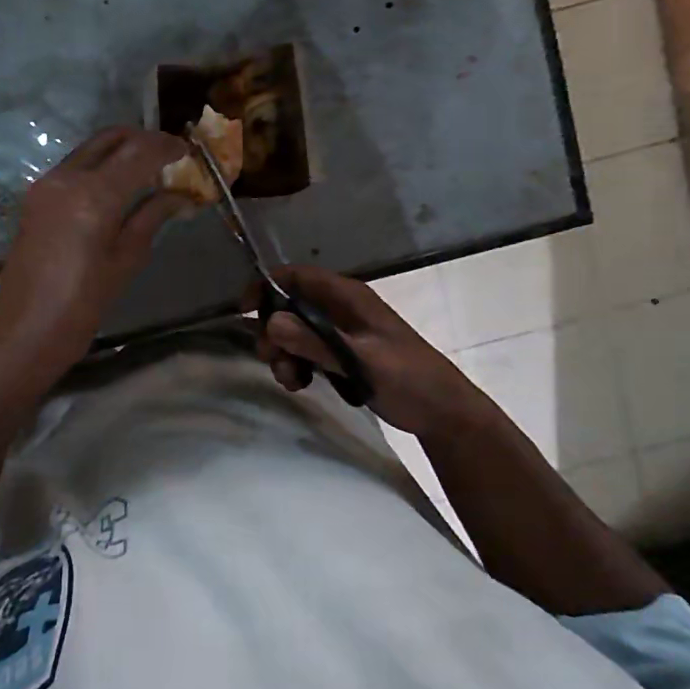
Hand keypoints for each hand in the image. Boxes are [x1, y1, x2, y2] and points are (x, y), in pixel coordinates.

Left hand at [0, 126, 189, 355]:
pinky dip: (99, 166)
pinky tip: (117, 187)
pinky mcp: (36, 196)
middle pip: (110, 138)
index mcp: (94, 195)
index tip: (187, 151)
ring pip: (90, 149)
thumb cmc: (82, 304)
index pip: (139, 151)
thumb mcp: (126, 260)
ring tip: (147, 171)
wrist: (25, 327)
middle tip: (167, 156)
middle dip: (142, 140)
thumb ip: (151, 217)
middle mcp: (67, 178)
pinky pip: (74, 167)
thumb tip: (180, 195)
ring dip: (119, 151)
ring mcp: (46, 184)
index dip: (166, 146)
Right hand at [247, 265, 492, 437]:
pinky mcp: (341, 354)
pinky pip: (306, 351)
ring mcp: (341, 332)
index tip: (245, 312)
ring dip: (283, 354)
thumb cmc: (408, 379)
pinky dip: (296, 365)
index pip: (296, 276)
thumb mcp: (360, 361)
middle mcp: (340, 309)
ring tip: (292, 380)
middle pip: (288, 306)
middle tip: (271, 359)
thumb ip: (315, 342)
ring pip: (293, 332)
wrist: (444, 413)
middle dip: (272, 332)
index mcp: (348, 298)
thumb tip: (270, 322)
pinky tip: (302, 384)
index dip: (266, 287)